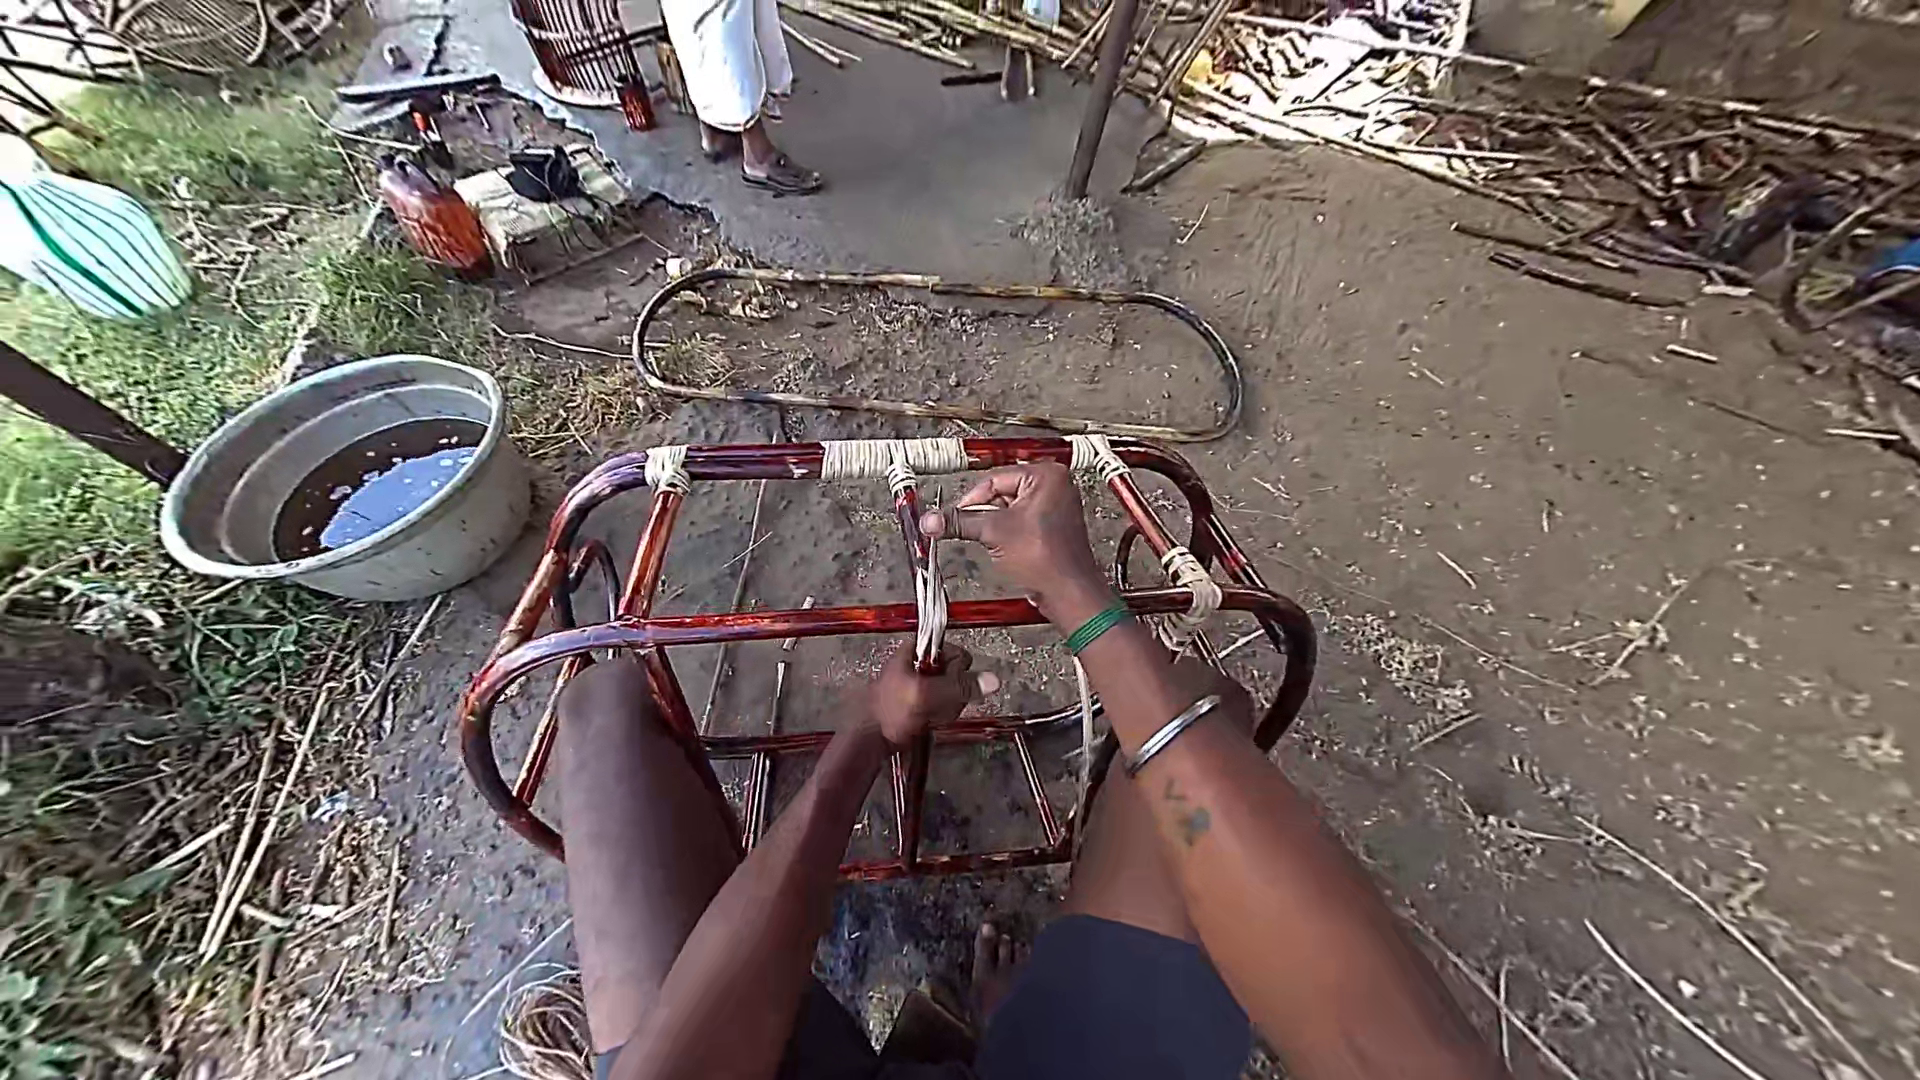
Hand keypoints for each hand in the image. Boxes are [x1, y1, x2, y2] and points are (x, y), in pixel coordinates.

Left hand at [864, 643, 999, 747]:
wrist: (870, 739)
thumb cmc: (891, 710)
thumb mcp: (926, 694)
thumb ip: (960, 686)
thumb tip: (993, 680)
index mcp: (918, 650)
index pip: (956, 652)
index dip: (957, 669)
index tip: (946, 684)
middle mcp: (922, 663)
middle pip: (958, 673)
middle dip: (953, 692)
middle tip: (935, 704)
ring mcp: (924, 683)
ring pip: (955, 692)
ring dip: (947, 707)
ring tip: (929, 715)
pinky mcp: (925, 701)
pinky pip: (947, 705)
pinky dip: (942, 715)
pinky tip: (930, 722)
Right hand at [918, 462, 1109, 628]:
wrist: (1067, 591)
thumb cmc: (1046, 559)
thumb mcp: (993, 532)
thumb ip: (959, 522)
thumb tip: (932, 519)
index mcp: (1046, 475)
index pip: (994, 479)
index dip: (972, 500)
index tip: (958, 515)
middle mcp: (1055, 486)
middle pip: (1001, 494)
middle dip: (987, 515)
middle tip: (983, 532)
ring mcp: (1056, 507)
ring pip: (1010, 510)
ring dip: (998, 527)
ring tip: (1004, 544)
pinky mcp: (1053, 527)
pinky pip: (1022, 524)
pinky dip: (1010, 535)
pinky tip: (1012, 550)